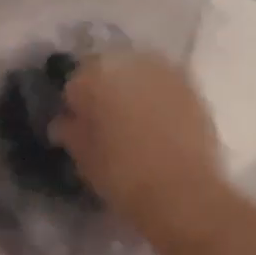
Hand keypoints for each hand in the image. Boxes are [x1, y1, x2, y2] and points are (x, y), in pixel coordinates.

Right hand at [49, 50, 224, 224]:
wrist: (183, 192)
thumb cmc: (124, 178)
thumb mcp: (86, 161)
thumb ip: (71, 134)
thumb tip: (63, 123)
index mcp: (97, 77)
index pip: (74, 84)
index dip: (73, 108)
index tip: (76, 130)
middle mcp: (132, 61)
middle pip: (109, 71)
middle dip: (103, 94)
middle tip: (103, 128)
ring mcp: (166, 71)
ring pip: (138, 75)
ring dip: (131, 94)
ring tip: (132, 128)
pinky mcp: (192, 86)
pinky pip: (163, 87)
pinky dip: (156, 101)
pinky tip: (156, 129)